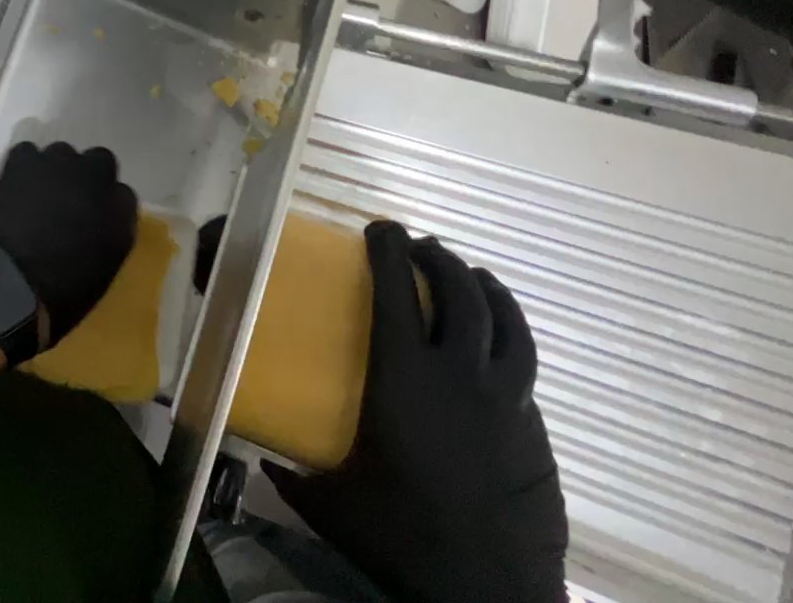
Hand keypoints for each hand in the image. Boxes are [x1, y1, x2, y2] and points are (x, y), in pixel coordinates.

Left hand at [0, 142, 136, 347]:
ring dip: (55, 169)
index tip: (92, 217)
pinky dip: (23, 166)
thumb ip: (109, 234)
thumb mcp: (102, 268)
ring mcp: (60, 166)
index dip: (106, 204)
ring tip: (39, 192)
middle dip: (86, 175)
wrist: (11, 284)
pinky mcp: (23, 162)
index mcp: (121, 212)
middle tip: (69, 198)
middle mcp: (97, 180)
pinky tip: (16, 185)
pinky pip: (27, 152)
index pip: (123, 195)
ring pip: (63, 154)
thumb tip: (102, 219)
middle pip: (99, 162)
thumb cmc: (60, 293)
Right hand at [263, 221, 567, 602]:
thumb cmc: (400, 534)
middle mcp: (461, 378)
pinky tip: (494, 339)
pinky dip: (507, 333)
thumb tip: (260, 454)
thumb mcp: (330, 501)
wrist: (488, 589)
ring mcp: (506, 402)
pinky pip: (522, 362)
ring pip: (506, 322)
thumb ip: (292, 470)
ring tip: (469, 273)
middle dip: (438, 259)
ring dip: (485, 287)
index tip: (379, 227)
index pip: (397, 295)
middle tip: (418, 244)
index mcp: (404, 380)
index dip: (388, 252)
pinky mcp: (532, 428)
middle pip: (460, 294)